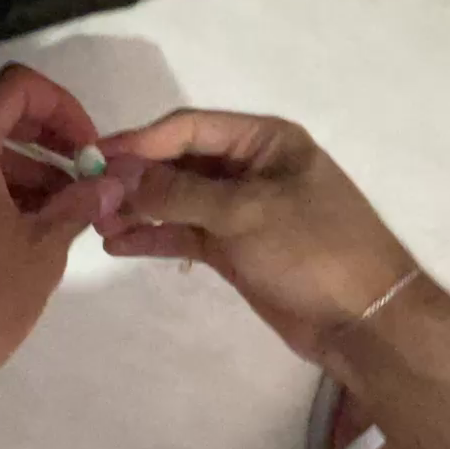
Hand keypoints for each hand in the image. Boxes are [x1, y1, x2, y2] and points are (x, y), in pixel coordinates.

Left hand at [0, 65, 123, 411]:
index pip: (15, 88)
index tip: (87, 145)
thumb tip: (110, 183)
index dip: (62, 105)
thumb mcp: (43, 247)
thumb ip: (79, 202)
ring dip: (22, 166)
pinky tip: (26, 221)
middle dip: (44, 135)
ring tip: (63, 203)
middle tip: (81, 169)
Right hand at [97, 110, 416, 359]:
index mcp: (263, 142)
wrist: (359, 318)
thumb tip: (122, 177)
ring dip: (138, 211)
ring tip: (96, 226)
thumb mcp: (247, 212)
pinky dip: (153, 238)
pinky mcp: (230, 248)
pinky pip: (182, 235)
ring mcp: (237, 211)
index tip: (97, 158)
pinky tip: (118, 245)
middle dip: (134, 180)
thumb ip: (182, 193)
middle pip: (177, 164)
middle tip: (90, 199)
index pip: (189, 129)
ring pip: (175, 202)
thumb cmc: (313, 250)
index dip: (141, 142)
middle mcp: (246, 169)